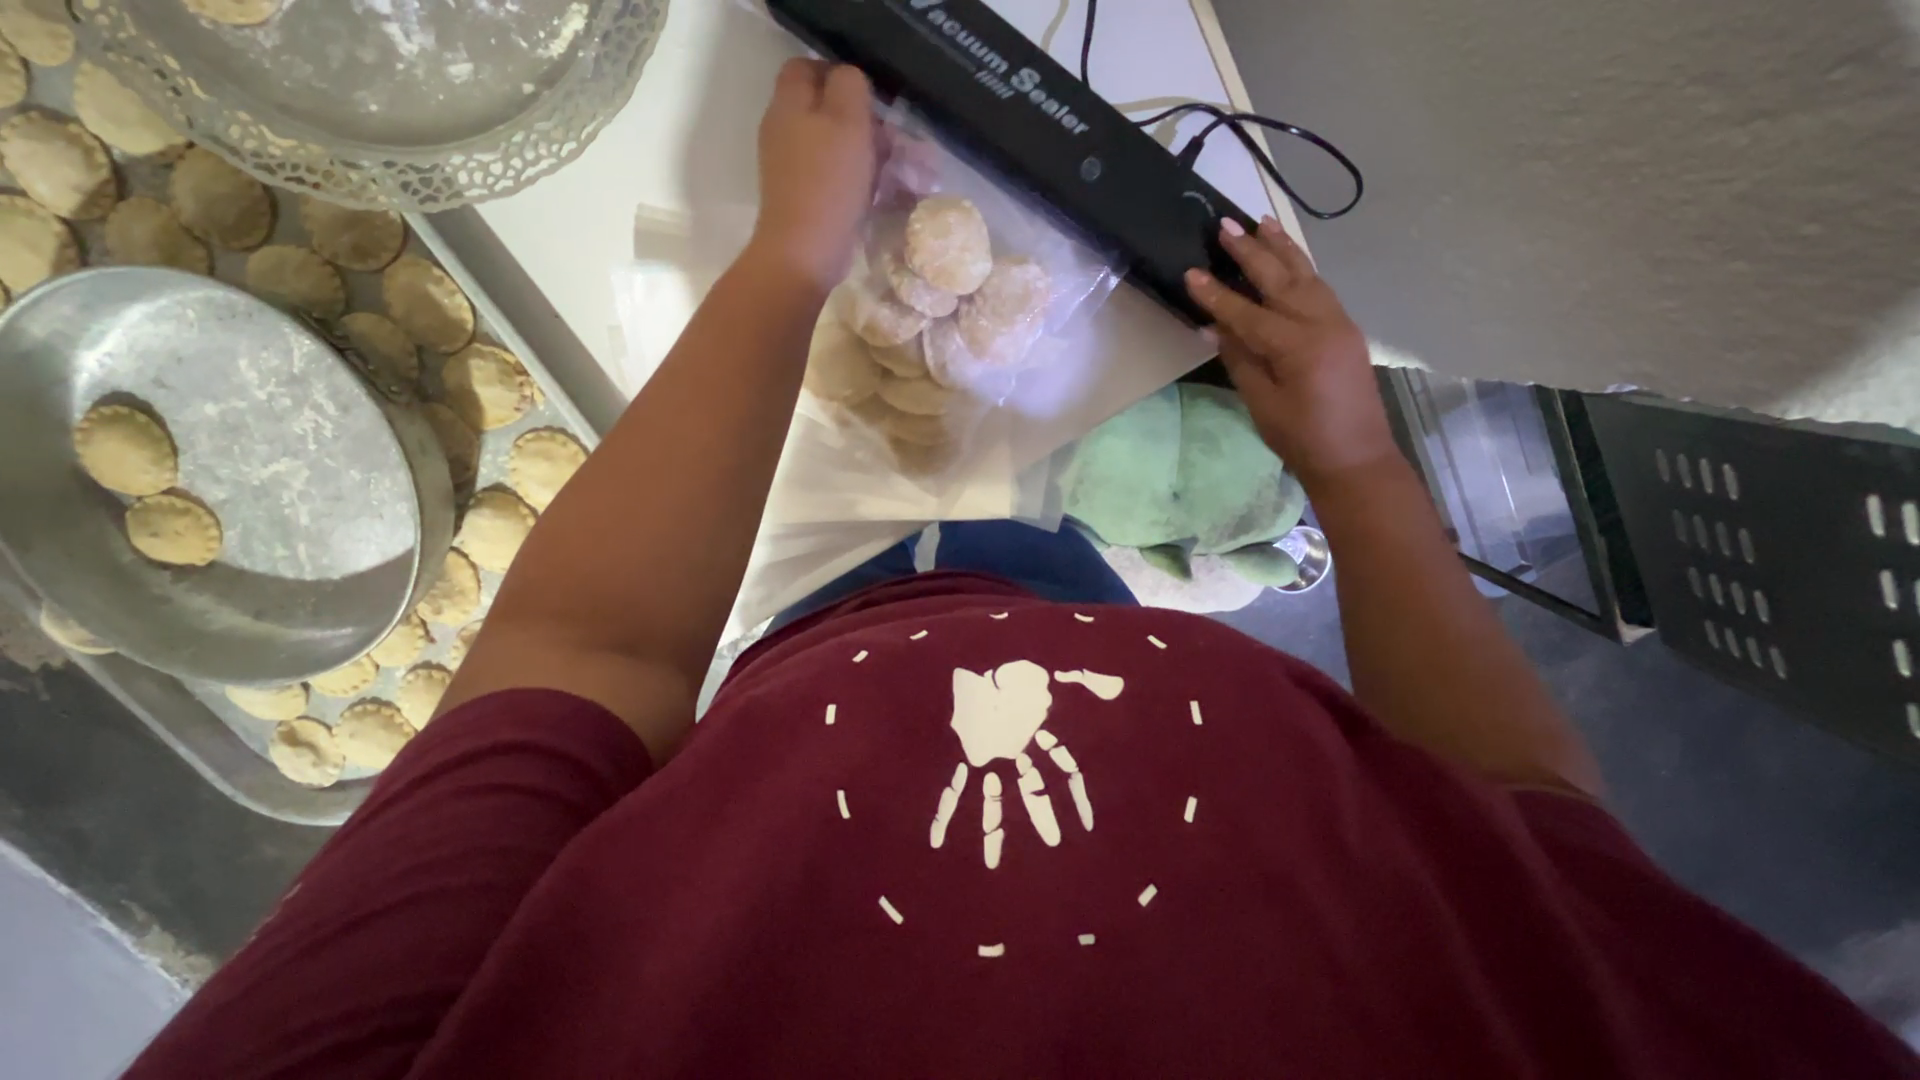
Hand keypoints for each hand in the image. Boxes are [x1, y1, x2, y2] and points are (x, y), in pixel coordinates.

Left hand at [751, 59, 877, 291]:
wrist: (805, 252)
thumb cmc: (829, 182)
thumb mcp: (847, 119)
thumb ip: (850, 85)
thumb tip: (850, 79)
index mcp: (788, 104)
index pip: (806, 67)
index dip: (839, 73)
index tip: (870, 95)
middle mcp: (782, 129)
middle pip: (822, 107)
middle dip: (859, 117)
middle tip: (888, 136)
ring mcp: (790, 166)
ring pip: (832, 143)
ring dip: (863, 150)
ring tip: (892, 167)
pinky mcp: (802, 196)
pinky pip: (831, 174)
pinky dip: (854, 177)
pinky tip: (877, 191)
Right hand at [1185, 218, 1399, 489]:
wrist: (1356, 457)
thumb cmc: (1301, 438)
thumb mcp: (1262, 402)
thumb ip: (1240, 359)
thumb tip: (1214, 327)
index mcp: (1298, 346)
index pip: (1248, 313)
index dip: (1217, 295)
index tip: (1192, 272)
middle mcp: (1323, 324)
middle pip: (1281, 280)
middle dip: (1251, 252)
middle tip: (1225, 225)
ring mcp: (1340, 323)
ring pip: (1306, 276)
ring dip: (1281, 249)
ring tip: (1260, 223)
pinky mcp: (1346, 329)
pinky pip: (1320, 288)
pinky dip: (1301, 269)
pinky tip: (1288, 259)